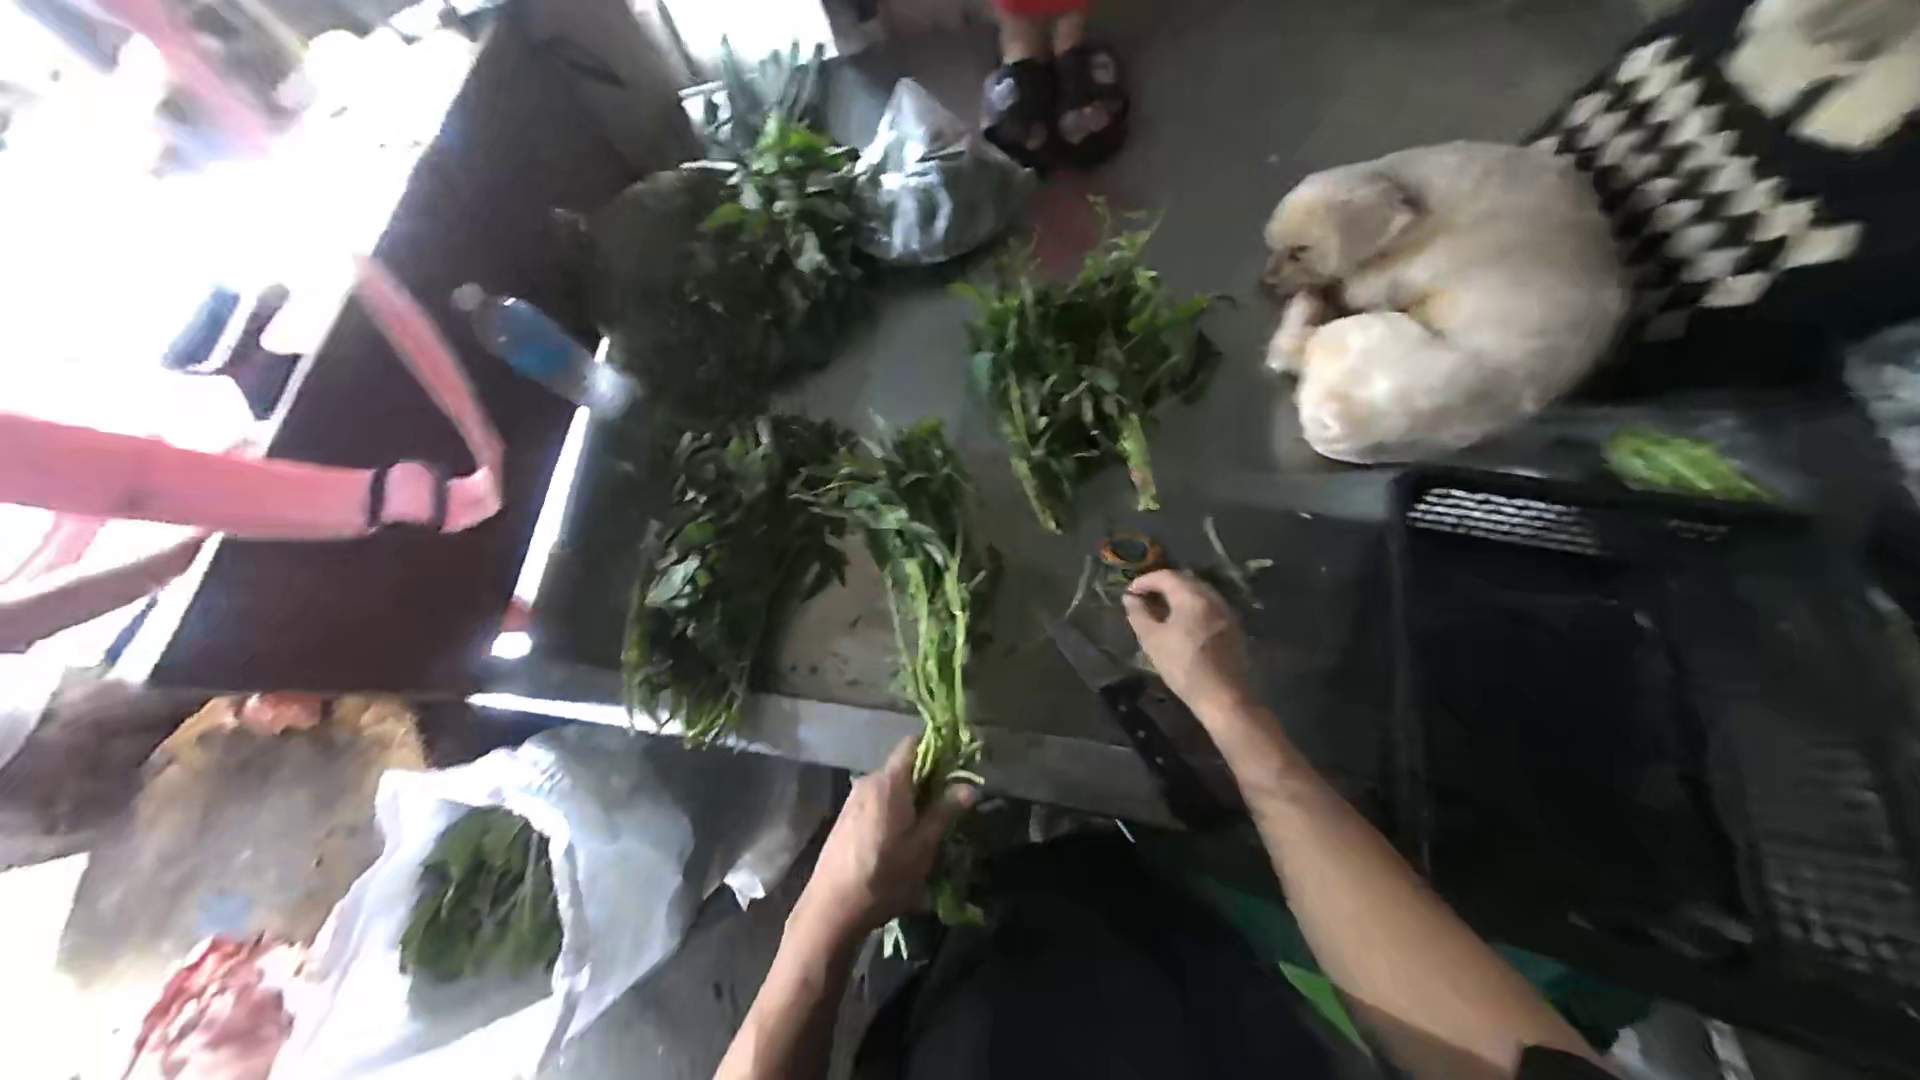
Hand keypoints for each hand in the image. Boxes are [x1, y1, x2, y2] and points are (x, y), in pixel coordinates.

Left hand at [792, 736, 975, 944]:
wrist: (830, 910)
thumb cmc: (883, 876)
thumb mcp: (922, 847)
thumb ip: (944, 812)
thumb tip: (969, 786)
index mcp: (890, 782)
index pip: (913, 743)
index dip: (935, 748)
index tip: (954, 766)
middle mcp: (868, 781)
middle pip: (902, 766)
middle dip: (926, 780)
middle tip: (946, 804)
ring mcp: (853, 799)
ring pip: (889, 786)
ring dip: (909, 798)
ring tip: (924, 828)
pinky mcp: (844, 818)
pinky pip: (875, 802)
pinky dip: (891, 810)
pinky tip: (898, 840)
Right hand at [1123, 569, 1254, 719]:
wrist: (1225, 697)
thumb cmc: (1184, 667)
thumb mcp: (1152, 640)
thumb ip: (1139, 614)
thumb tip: (1130, 598)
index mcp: (1192, 597)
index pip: (1166, 576)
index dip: (1144, 581)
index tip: (1130, 592)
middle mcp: (1213, 598)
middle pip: (1185, 580)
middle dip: (1162, 585)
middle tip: (1144, 598)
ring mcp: (1227, 611)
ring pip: (1199, 592)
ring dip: (1178, 595)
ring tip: (1161, 610)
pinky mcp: (1234, 626)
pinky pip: (1209, 605)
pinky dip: (1192, 606)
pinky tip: (1182, 623)